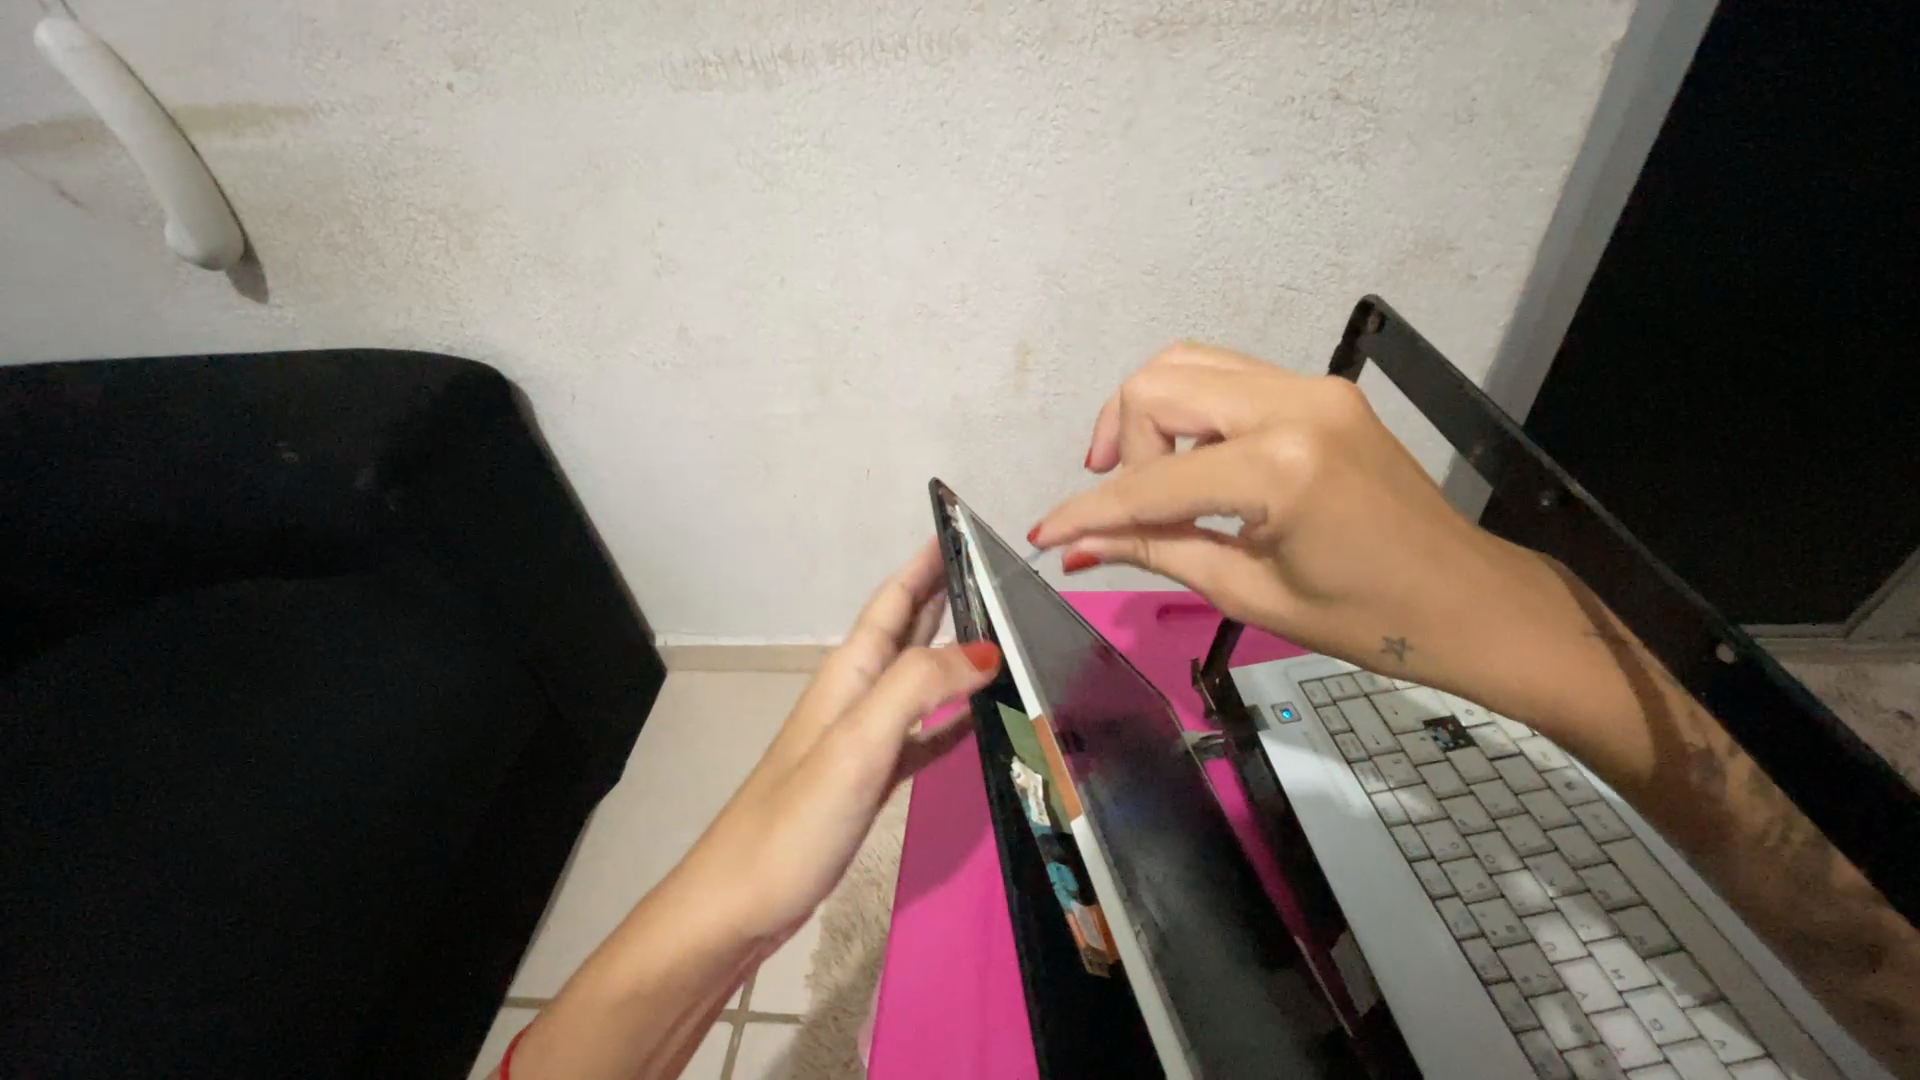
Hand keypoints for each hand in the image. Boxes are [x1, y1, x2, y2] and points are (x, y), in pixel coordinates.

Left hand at [674, 540, 1000, 941]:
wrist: (741, 902)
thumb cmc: (794, 819)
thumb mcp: (857, 743)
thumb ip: (918, 688)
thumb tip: (985, 649)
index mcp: (851, 671)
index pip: (895, 598)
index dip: (926, 561)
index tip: (963, 525)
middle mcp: (858, 693)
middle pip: (909, 629)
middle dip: (949, 596)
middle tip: (1001, 575)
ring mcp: (864, 737)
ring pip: (919, 678)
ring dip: (956, 654)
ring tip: (1005, 638)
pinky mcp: (873, 777)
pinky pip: (925, 734)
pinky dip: (954, 721)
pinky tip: (983, 722)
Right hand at [1030, 344, 1560, 688]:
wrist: (1467, 600)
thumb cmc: (1364, 619)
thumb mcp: (1246, 591)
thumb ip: (1156, 551)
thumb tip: (1076, 548)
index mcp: (1281, 468)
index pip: (1152, 480)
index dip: (1089, 511)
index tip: (1045, 535)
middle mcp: (1294, 403)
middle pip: (1157, 384)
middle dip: (1117, 442)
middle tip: (1112, 497)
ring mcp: (1311, 387)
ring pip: (1188, 364)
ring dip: (1145, 415)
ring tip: (1137, 473)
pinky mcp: (1318, 390)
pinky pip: (1225, 377)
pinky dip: (1185, 410)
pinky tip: (1185, 459)